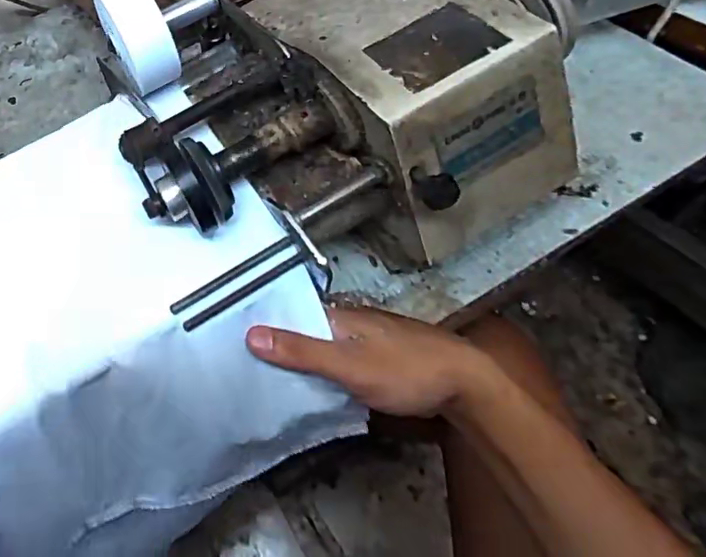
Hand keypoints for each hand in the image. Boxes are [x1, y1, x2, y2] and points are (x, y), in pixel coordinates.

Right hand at [246, 306, 493, 416]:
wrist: (465, 384)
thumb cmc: (406, 370)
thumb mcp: (348, 365)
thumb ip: (302, 352)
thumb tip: (253, 334)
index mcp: (338, 315)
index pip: (292, 314)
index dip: (267, 326)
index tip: (239, 341)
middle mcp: (350, 322)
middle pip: (308, 331)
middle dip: (284, 346)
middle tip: (252, 367)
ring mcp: (369, 340)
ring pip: (326, 348)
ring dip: (305, 361)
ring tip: (276, 380)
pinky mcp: (382, 360)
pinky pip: (343, 362)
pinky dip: (327, 373)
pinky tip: (319, 390)